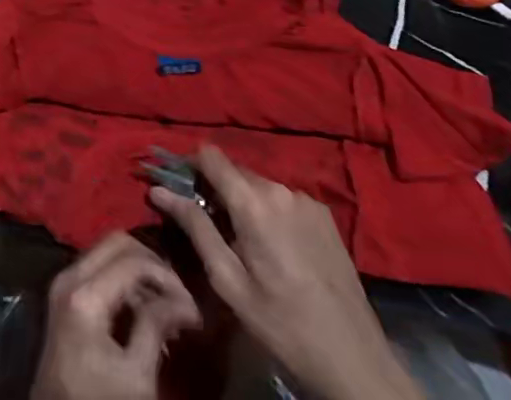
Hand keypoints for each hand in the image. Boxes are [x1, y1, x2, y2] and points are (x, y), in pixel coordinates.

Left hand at [33, 232, 202, 399]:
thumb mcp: (136, 374)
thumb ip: (157, 326)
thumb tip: (185, 302)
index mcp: (84, 295)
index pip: (135, 261)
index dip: (168, 278)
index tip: (191, 306)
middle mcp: (68, 278)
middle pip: (118, 243)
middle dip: (153, 264)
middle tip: (178, 296)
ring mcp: (63, 285)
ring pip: (108, 253)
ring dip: (140, 273)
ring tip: (166, 309)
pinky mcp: (64, 297)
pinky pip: (98, 270)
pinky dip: (124, 282)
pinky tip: (145, 312)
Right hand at [149, 146, 422, 399]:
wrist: (350, 354)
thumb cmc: (280, 322)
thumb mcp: (228, 281)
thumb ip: (195, 228)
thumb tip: (160, 191)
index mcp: (254, 202)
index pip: (212, 156)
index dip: (189, 165)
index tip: (176, 186)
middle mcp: (281, 188)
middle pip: (236, 171)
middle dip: (214, 189)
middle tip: (204, 223)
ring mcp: (307, 199)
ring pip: (260, 186)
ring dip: (243, 202)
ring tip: (240, 241)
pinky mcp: (325, 214)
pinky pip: (284, 200)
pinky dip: (269, 212)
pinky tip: (274, 248)